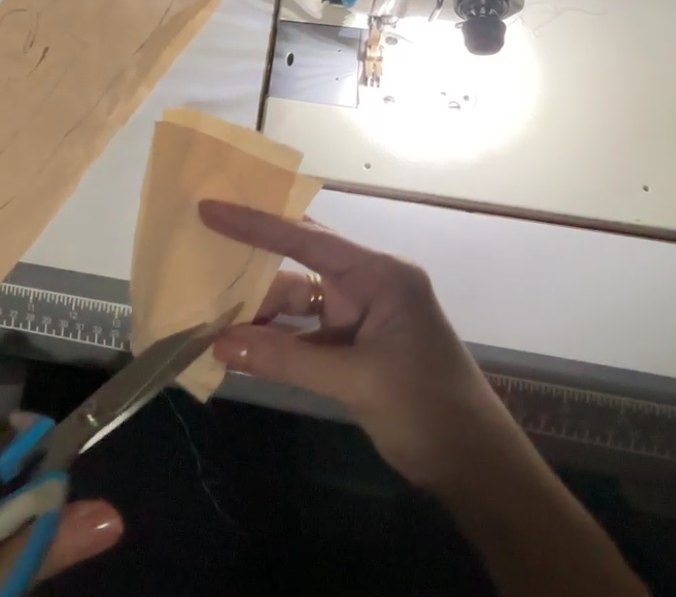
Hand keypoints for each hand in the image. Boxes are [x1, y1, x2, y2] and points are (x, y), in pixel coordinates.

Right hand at [199, 200, 502, 488]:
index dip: (256, 224)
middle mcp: (368, 285)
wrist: (475, 467)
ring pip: (297, 302)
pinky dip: (273, 340)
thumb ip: (284, 358)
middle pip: (299, 264)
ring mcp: (360, 315)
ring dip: (258, 312)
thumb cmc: (427, 408)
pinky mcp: (353, 345)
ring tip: (207, 312)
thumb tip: (218, 345)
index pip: (308, 239)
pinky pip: (303, 333)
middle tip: (199, 252)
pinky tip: (238, 346)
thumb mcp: (354, 380)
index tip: (210, 208)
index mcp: (381, 275)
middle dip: (252, 263)